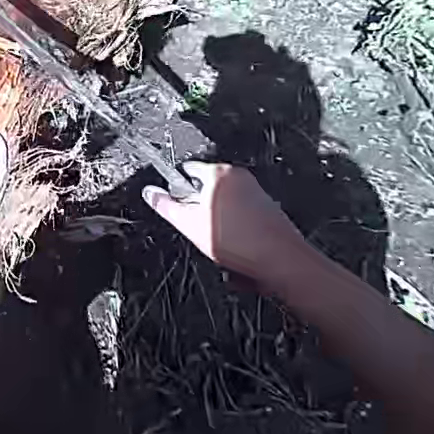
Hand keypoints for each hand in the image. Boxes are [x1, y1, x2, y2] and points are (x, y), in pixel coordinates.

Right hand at [142, 162, 312, 281]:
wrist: (283, 263)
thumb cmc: (235, 241)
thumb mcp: (188, 224)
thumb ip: (165, 205)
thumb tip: (149, 192)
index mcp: (218, 172)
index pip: (188, 169)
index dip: (180, 190)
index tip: (180, 208)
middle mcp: (239, 176)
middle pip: (208, 189)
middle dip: (202, 209)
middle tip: (201, 231)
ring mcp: (257, 192)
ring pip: (226, 206)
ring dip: (220, 223)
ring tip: (223, 246)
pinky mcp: (270, 210)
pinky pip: (244, 218)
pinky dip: (238, 232)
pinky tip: (240, 252)